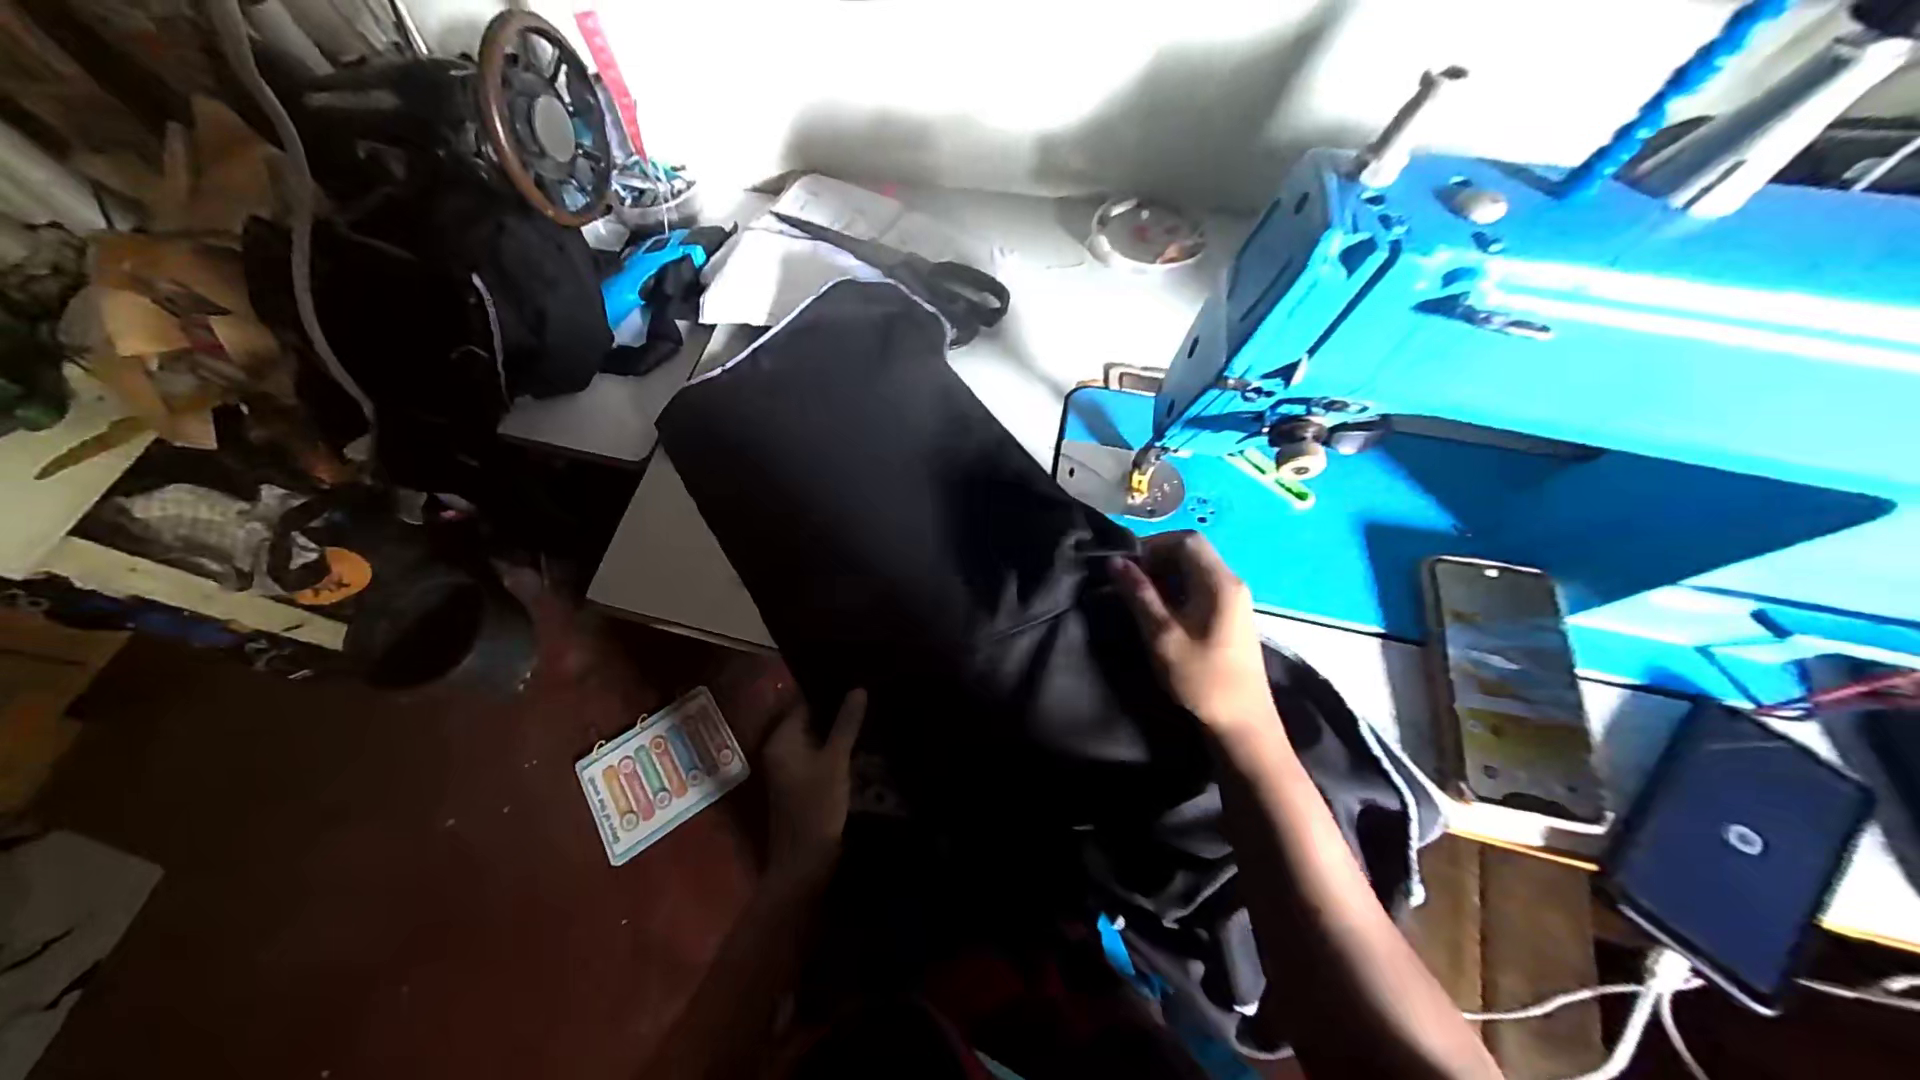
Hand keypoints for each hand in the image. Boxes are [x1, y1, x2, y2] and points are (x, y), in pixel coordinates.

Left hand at [760, 689, 865, 878]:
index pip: (804, 703)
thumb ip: (846, 724)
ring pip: (818, 738)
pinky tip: (862, 741)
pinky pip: (821, 755)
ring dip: (839, 730)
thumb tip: (858, 689)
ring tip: (870, 712)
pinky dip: (837, 748)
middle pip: (810, 720)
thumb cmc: (817, 807)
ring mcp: (791, 767)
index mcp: (781, 740)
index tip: (855, 679)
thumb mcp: (836, 761)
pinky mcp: (803, 782)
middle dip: (836, 710)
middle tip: (868, 694)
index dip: (828, 691)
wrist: (805, 862)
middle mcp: (781, 749)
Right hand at [1110, 532, 1276, 736]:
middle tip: (1129, 582)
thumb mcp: (1162, 636)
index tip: (1128, 567)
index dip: (1153, 544)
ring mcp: (1235, 599)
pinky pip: (1201, 586)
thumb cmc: (1201, 679)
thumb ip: (1139, 595)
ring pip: (1195, 568)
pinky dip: (1177, 589)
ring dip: (1165, 575)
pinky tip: (1161, 612)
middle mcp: (1232, 582)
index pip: (1187, 539)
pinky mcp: (1231, 616)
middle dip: (1157, 558)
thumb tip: (1116, 562)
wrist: (1242, 724)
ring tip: (1140, 597)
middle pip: (1192, 550)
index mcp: (1220, 582)